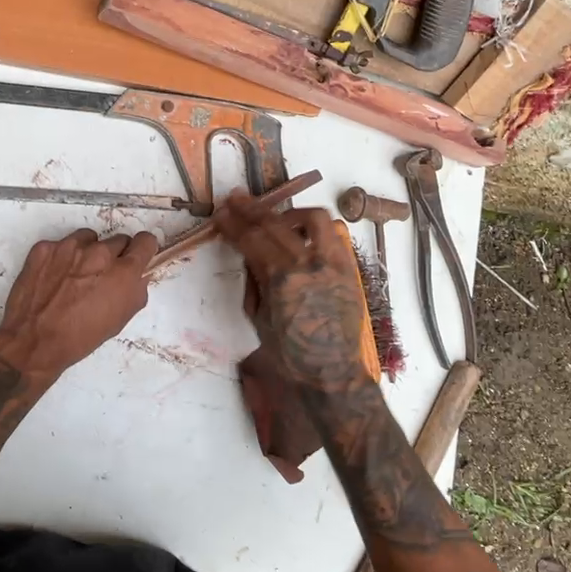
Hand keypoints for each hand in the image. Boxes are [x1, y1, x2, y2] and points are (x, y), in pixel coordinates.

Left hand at [0, 228, 157, 378]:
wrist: (33, 342)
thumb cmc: (81, 338)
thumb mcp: (120, 320)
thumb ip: (135, 291)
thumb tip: (137, 276)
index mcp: (123, 272)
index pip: (145, 241)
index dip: (142, 249)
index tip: (136, 256)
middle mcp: (99, 253)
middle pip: (117, 240)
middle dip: (114, 256)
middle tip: (101, 277)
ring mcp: (68, 247)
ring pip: (89, 238)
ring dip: (88, 253)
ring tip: (75, 277)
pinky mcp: (44, 248)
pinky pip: (61, 245)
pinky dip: (61, 258)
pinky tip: (54, 278)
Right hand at [212, 191, 370, 394]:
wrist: (330, 372)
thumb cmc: (288, 353)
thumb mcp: (258, 317)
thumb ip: (255, 280)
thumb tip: (250, 254)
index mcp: (282, 278)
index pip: (252, 239)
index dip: (233, 224)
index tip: (221, 214)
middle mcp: (309, 264)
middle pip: (275, 224)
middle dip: (252, 210)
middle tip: (236, 200)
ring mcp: (333, 263)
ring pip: (313, 219)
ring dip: (290, 213)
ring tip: (277, 218)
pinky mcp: (349, 269)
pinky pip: (335, 235)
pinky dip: (316, 229)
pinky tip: (303, 235)